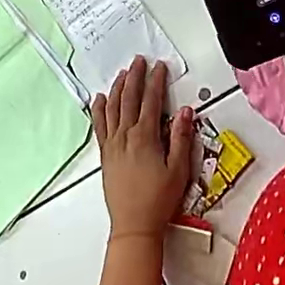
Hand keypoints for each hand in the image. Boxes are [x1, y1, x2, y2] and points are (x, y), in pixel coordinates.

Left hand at [90, 57, 192, 240]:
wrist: (134, 223)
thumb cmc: (159, 200)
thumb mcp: (179, 170)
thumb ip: (181, 139)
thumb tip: (185, 111)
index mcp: (145, 137)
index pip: (151, 101)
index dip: (156, 82)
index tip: (159, 67)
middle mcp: (125, 135)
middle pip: (129, 98)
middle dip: (135, 77)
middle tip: (139, 61)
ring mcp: (112, 142)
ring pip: (113, 107)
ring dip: (118, 88)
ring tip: (122, 73)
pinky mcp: (105, 152)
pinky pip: (99, 124)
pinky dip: (99, 108)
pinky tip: (100, 98)